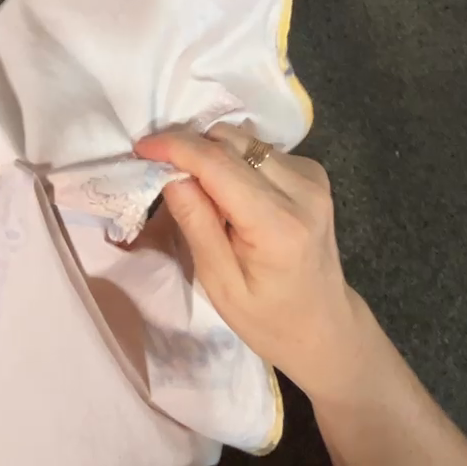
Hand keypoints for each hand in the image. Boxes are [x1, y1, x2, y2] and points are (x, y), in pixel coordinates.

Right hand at [133, 123, 370, 398]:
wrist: (326, 328)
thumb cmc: (268, 319)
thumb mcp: (219, 284)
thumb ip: (195, 222)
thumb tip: (168, 172)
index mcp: (278, 224)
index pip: (218, 164)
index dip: (175, 148)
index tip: (141, 148)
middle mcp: (301, 190)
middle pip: (230, 141)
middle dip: (190, 149)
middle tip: (163, 172)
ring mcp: (311, 177)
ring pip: (242, 138)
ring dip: (212, 153)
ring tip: (200, 189)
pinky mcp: (313, 172)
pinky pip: (258, 148)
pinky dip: (234, 160)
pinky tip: (232, 192)